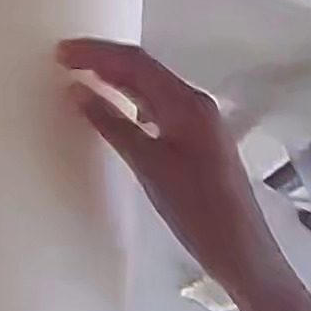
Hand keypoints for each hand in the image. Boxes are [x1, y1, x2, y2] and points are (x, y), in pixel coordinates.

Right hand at [59, 40, 310, 310]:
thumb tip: (78, 90)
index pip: (134, 62)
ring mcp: (197, 119)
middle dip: (102, 58)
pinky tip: (111, 101)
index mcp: (187, 102)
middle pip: (142, 67)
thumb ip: (112, 123)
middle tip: (65, 57)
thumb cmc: (200, 211)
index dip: (95, 52)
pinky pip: (155, 102)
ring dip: (114, 74)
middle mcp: (194, 102)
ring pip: (148, 84)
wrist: (246, 259)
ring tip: (80, 72)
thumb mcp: (148, 165)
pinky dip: (128, 95)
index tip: (64, 51)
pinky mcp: (194, 136)